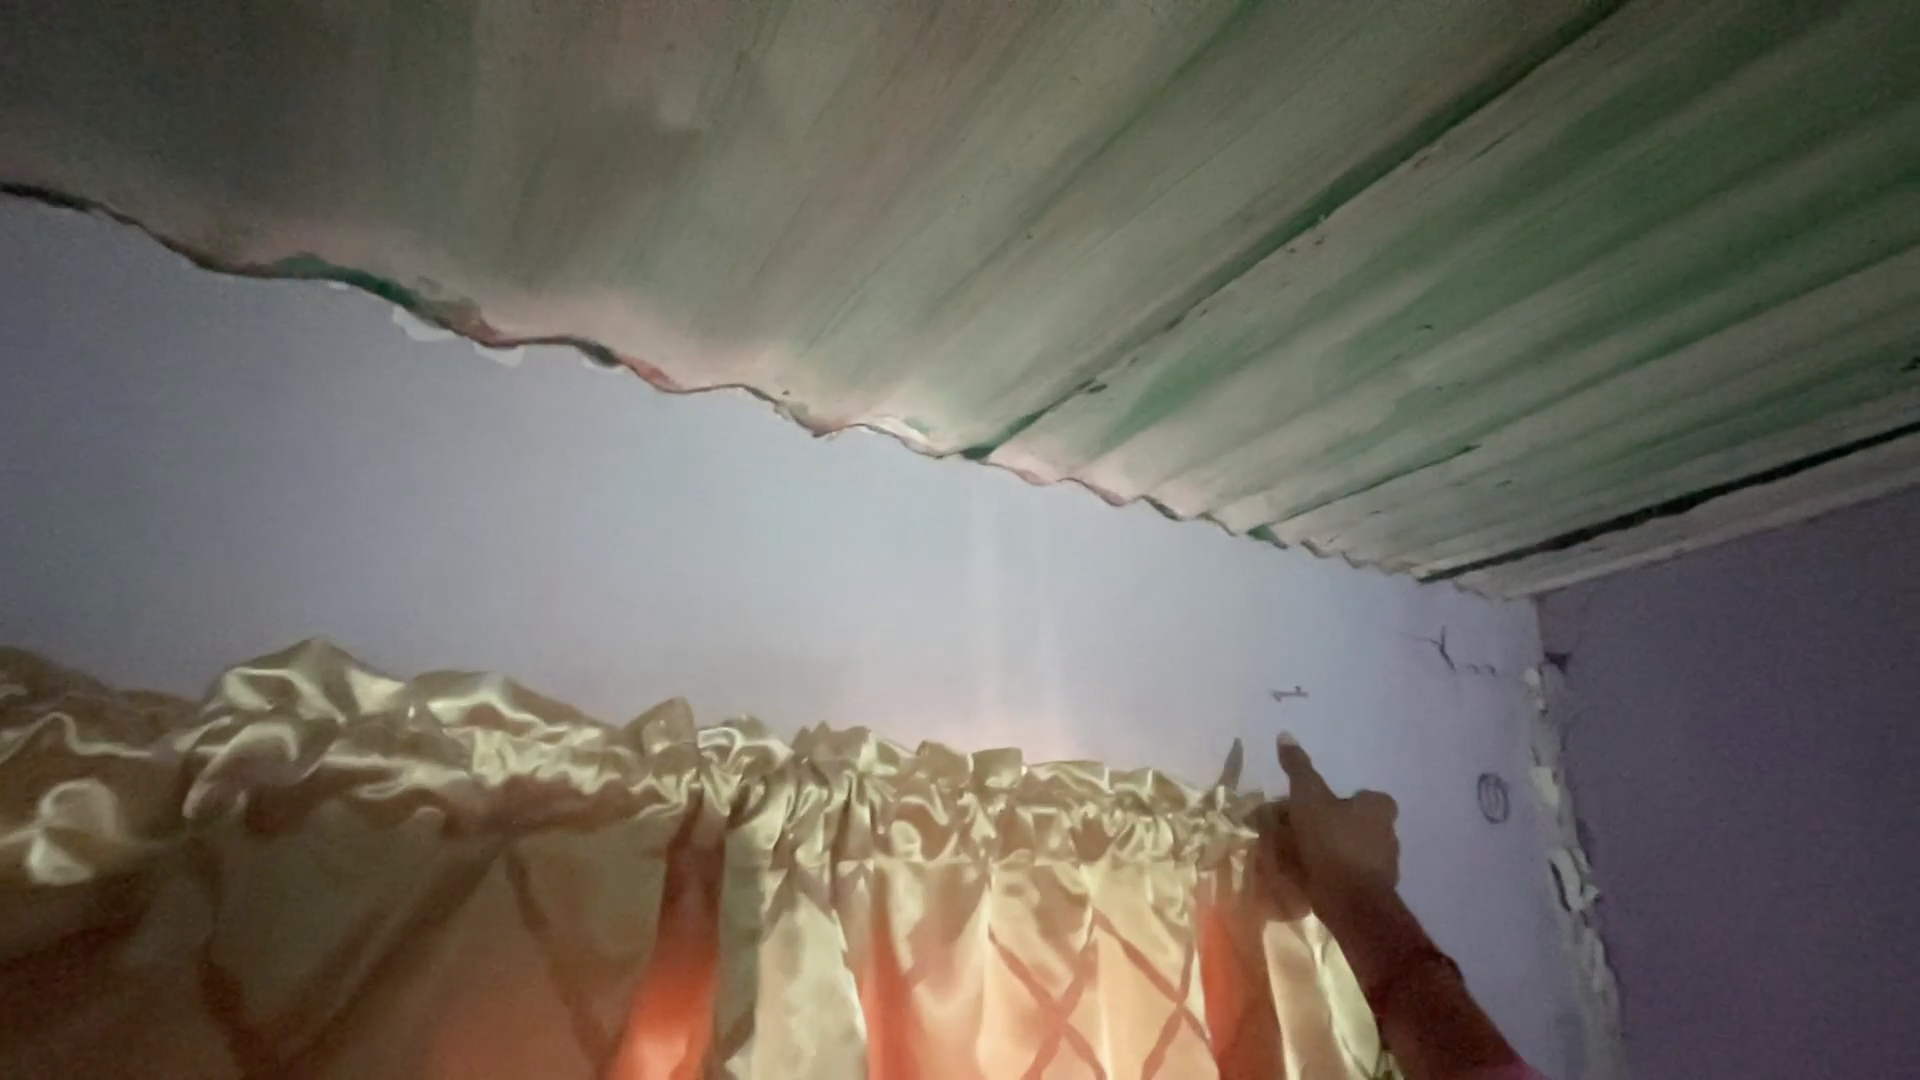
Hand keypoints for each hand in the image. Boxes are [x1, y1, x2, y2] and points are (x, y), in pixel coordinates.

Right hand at [1268, 733, 1400, 909]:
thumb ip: (1298, 768)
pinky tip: (1312, 876)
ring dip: (1335, 850)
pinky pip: (1352, 875)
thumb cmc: (1331, 841)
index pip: (1369, 797)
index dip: (1346, 799)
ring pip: (1356, 850)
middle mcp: (1389, 836)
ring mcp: (1385, 867)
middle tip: (1304, 828)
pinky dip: (1335, 873)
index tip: (1320, 805)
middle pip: (1360, 823)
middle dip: (1336, 825)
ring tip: (1303, 854)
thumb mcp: (1307, 797)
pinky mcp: (1374, 893)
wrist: (1350, 901)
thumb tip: (1286, 734)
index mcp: (1379, 810)